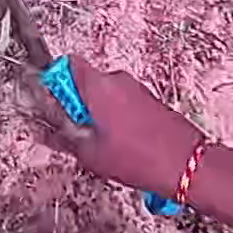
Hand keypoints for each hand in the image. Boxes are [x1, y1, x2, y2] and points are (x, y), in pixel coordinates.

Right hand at [46, 56, 205, 196]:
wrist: (188, 167)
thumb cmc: (141, 158)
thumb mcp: (88, 152)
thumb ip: (61, 136)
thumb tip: (44, 130)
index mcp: (98, 85)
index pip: (65, 65)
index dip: (54, 83)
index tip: (53, 103)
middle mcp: (117, 79)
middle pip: (83, 80)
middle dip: (76, 101)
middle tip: (75, 128)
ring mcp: (135, 88)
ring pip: (103, 91)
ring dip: (95, 110)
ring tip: (99, 140)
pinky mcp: (149, 99)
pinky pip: (120, 99)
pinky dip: (114, 115)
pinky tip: (119, 141)